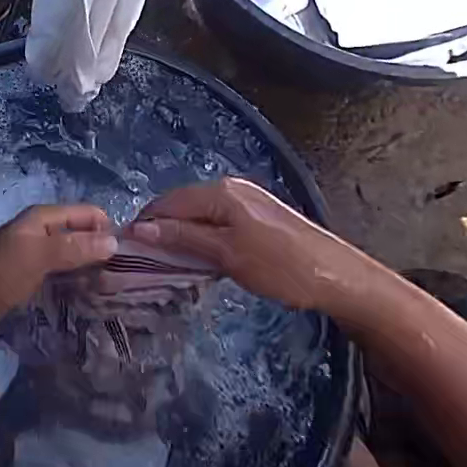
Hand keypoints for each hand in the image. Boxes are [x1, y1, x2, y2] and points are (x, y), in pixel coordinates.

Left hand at [0, 204, 118, 328]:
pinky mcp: (32, 273)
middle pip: (81, 232)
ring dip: (90, 265)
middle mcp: (41, 229)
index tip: (129, 255)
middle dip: (101, 249)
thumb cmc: (0, 272)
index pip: (87, 213)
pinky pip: (63, 269)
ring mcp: (36, 252)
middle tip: (124, 275)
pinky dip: (77, 277)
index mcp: (42, 217)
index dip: (107, 229)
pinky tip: (89, 293)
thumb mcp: (38, 256)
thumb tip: (114, 242)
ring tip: (112, 286)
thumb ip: (74, 247)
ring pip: (73, 252)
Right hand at [127, 177, 380, 314]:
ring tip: (168, 261)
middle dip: (162, 228)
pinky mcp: (256, 215)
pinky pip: (215, 220)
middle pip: (182, 205)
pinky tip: (199, 256)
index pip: (168, 202)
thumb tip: (140, 229)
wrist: (340, 279)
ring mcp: (244, 199)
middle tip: (145, 258)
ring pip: (198, 214)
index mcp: (220, 192)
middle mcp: (229, 187)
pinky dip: (202, 236)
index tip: (126, 248)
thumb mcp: (226, 254)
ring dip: (182, 235)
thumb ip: (182, 238)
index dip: (146, 223)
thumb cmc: (280, 266)